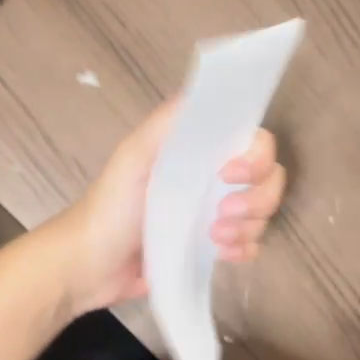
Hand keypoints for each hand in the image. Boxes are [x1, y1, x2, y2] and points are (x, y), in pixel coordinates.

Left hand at [47, 99, 286, 314]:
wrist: (90, 267)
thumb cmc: (108, 208)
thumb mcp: (133, 158)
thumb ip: (167, 125)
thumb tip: (205, 92)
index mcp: (197, 151)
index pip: (253, 141)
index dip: (254, 158)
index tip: (229, 174)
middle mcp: (212, 179)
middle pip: (268, 178)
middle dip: (257, 198)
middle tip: (221, 214)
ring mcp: (214, 215)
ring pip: (262, 213)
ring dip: (248, 226)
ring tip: (214, 238)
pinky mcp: (211, 249)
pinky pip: (250, 244)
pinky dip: (244, 249)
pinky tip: (221, 255)